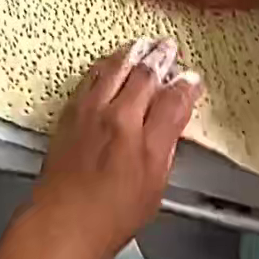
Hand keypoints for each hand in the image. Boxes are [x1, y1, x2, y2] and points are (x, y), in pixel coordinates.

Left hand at [29, 37, 202, 258]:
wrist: (66, 215)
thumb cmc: (114, 212)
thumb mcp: (155, 185)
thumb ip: (164, 145)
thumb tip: (170, 119)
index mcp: (145, 142)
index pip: (172, 102)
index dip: (185, 87)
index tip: (193, 77)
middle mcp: (117, 118)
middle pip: (141, 77)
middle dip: (158, 58)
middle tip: (168, 45)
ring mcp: (90, 110)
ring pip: (113, 69)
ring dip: (130, 53)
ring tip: (142, 43)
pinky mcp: (71, 109)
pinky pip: (91, 76)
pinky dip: (105, 64)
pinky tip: (110, 60)